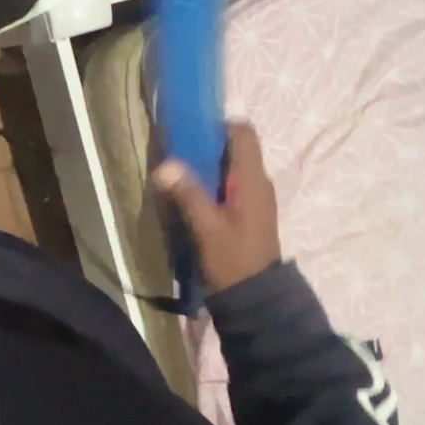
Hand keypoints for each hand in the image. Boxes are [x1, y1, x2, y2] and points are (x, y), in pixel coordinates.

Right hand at [153, 122, 281, 291]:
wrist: (256, 299)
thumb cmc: (233, 260)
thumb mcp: (206, 227)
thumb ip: (188, 193)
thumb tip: (165, 164)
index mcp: (253, 180)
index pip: (244, 134)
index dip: (219, 125)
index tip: (189, 130)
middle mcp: (259, 182)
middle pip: (236, 148)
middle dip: (207, 144)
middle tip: (175, 150)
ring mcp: (255, 198)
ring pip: (231, 166)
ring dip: (207, 164)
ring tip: (177, 170)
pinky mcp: (248, 211)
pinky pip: (230, 183)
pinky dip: (212, 181)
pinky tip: (190, 193)